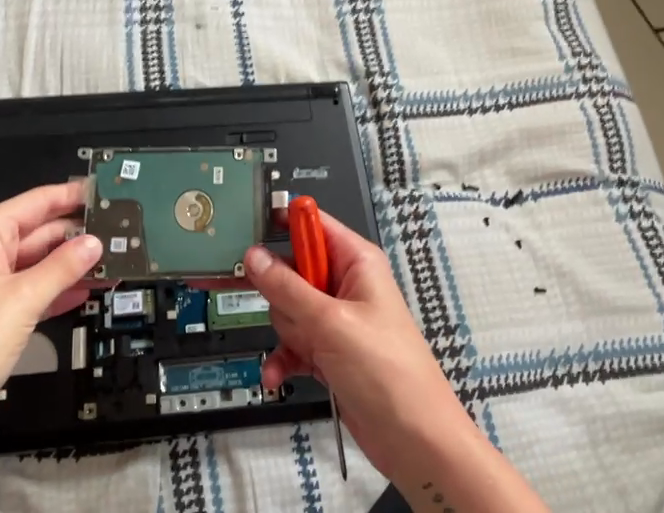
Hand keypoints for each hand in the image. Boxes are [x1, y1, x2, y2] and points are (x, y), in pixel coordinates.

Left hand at [0, 182, 101, 512]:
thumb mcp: (22, 301)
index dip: (72, 195)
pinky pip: (29, 291)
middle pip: (39, 231)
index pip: (37, 201)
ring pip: (37, 263)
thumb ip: (62, 268)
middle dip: (78, 234)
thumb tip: (93, 242)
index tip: (108, 192)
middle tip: (121, 234)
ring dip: (72, 264)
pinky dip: (56, 290)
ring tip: (113, 263)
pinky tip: (86, 290)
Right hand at [241, 210, 463, 468]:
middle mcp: (346, 286)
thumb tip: (254, 256)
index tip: (249, 232)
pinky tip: (278, 376)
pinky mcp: (329, 351)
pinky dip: (284, 359)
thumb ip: (287, 288)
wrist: (414, 440)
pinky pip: (292, 343)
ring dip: (287, 333)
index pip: (313, 224)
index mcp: (357, 262)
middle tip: (301, 317)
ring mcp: (337, 320)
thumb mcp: (331, 322)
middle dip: (284, 297)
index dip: (282, 224)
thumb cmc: (388, 372)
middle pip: (292, 270)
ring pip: (288, 309)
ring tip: (308, 351)